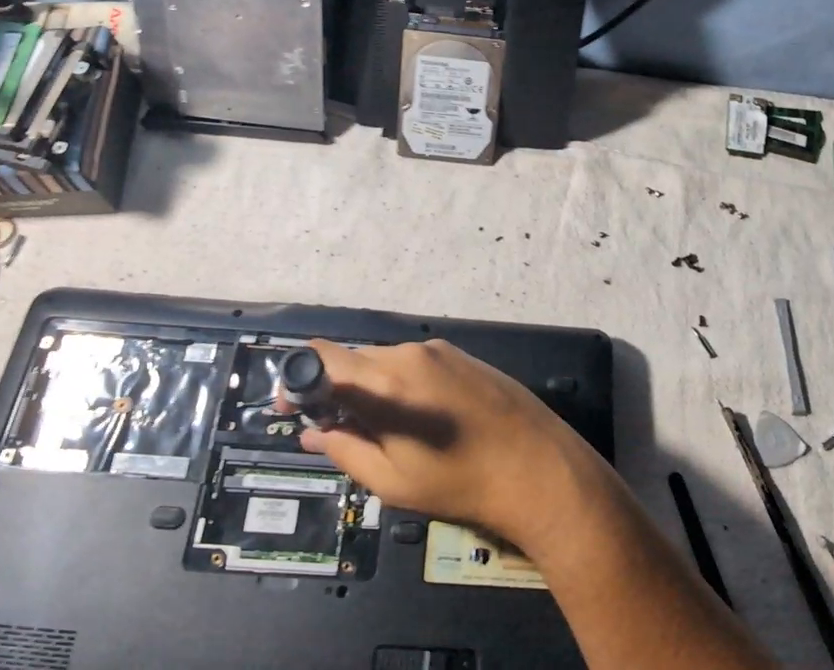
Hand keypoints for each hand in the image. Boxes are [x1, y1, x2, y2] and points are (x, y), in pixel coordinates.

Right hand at [283, 338, 613, 549]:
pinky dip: (401, 384)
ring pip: (384, 362)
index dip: (299, 377)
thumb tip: (313, 432)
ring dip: (371, 388)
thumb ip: (344, 450)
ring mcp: (440, 351)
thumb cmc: (461, 482)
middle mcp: (410, 354)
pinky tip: (419, 419)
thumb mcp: (392, 481)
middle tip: (339, 430)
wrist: (540, 469)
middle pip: (353, 360)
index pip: (323, 355)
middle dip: (337, 390)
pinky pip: (415, 363)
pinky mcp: (464, 355)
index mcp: (386, 382)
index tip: (294, 407)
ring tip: (384, 431)